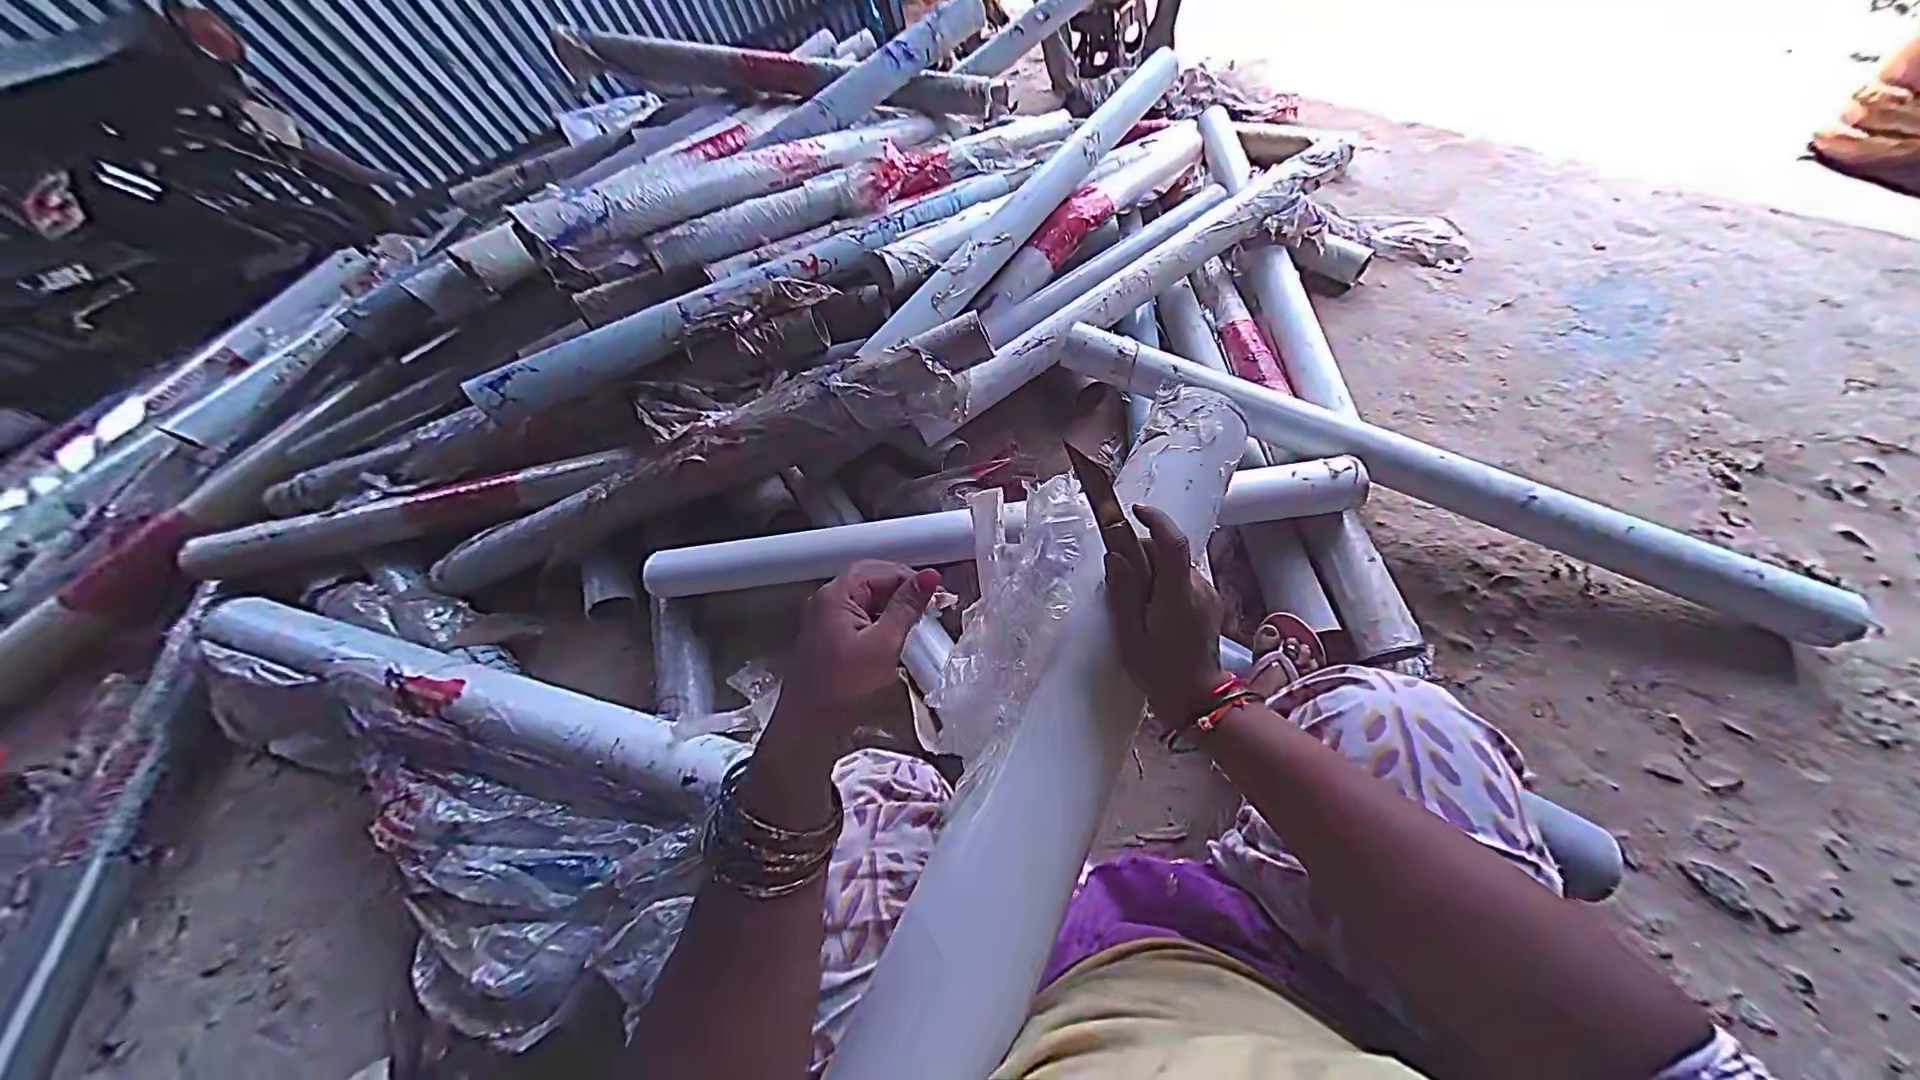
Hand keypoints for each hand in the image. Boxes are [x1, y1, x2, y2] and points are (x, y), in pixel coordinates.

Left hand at [776, 559, 940, 737]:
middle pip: (871, 579)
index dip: (912, 579)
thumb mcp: (884, 644)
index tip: (938, 595)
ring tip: (917, 622)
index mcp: (835, 595)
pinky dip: (881, 620)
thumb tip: (929, 578)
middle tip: (931, 606)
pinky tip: (896, 635)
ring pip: (867, 597)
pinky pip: (860, 614)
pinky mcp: (829, 635)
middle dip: (903, 590)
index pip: (880, 570)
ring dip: (893, 605)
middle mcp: (825, 600)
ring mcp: (825, 618)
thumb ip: (907, 607)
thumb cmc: (844, 688)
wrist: (809, 727)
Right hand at [1104, 503, 1226, 725]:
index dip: (1156, 520)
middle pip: (1168, 551)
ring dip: (1154, 570)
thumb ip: (1123, 594)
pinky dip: (1165, 583)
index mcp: (1176, 595)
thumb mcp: (1130, 636)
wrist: (1197, 698)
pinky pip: (1183, 579)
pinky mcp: (1210, 602)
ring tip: (1138, 602)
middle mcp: (1197, 588)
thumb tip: (1115, 558)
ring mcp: (1208, 594)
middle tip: (1121, 578)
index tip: (1136, 511)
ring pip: (1175, 565)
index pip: (1172, 544)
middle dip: (1142, 554)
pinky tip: (1154, 609)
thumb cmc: (1160, 671)